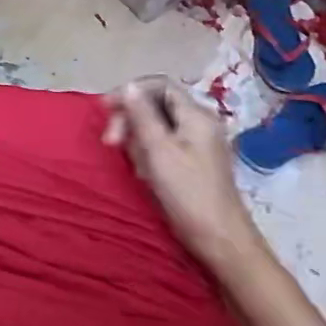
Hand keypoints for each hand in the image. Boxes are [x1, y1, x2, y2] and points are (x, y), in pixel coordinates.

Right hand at [104, 80, 259, 266]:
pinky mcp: (194, 162)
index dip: (130, 91)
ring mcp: (199, 143)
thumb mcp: (158, 151)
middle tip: (111, 142)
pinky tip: (144, 172)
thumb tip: (129, 86)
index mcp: (196, 115)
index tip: (105, 109)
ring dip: (138, 139)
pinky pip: (165, 145)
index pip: (160, 85)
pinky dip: (150, 153)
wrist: (220, 239)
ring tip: (132, 163)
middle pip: (157, 104)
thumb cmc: (187, 193)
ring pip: (159, 126)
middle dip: (131, 119)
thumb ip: (142, 115)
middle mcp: (200, 122)